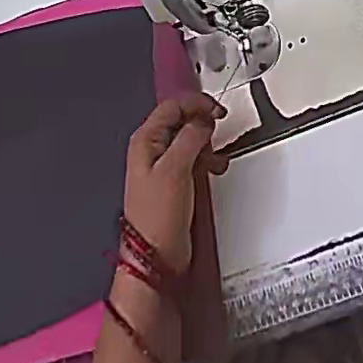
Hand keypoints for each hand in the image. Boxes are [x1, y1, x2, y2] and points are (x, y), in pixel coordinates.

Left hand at [123, 94, 227, 273]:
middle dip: (203, 124)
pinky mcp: (175, 181)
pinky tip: (213, 168)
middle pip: (181, 120)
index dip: (196, 104)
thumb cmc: (156, 217)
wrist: (157, 258)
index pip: (172, 106)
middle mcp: (152, 150)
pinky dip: (206, 159)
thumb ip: (190, 139)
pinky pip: (194, 158)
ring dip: (206, 144)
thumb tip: (203, 120)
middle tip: (217, 129)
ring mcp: (163, 165)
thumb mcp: (175, 170)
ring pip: (190, 139)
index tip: (217, 110)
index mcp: (145, 140)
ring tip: (214, 156)